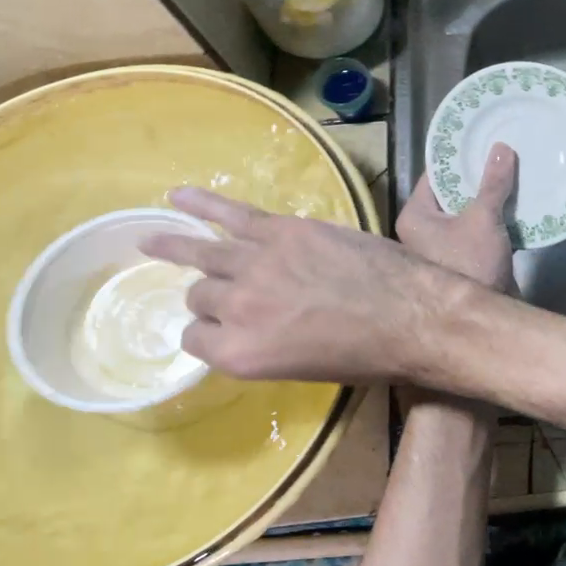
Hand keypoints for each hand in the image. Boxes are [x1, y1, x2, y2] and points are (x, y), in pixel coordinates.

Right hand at [140, 187, 468, 382]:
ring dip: (175, 247)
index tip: (225, 328)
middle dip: (213, 298)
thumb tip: (252, 326)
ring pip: (206, 255)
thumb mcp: (304, 368)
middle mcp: (238, 308)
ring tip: (150, 241)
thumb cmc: (369, 356)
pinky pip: (232, 216)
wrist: (415, 315)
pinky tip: (177, 197)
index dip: (212, 332)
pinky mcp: (285, 230)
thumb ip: (265, 345)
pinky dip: (203, 205)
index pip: (198, 338)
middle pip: (201, 297)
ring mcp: (258, 263)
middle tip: (234, 295)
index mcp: (240, 354)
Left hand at [395, 143, 518, 293]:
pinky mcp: (464, 260)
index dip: (458, 158)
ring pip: (467, 212)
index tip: (480, 142)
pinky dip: (494, 219)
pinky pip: (478, 230)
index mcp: (414, 217)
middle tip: (502, 155)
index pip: (434, 176)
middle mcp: (422, 231)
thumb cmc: (472, 264)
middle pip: (452, 193)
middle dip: (477, 178)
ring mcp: (443, 248)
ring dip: (488, 199)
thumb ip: (493, 183)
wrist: (486, 318)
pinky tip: (515, 205)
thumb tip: (503, 147)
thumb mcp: (484, 218)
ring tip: (513, 175)